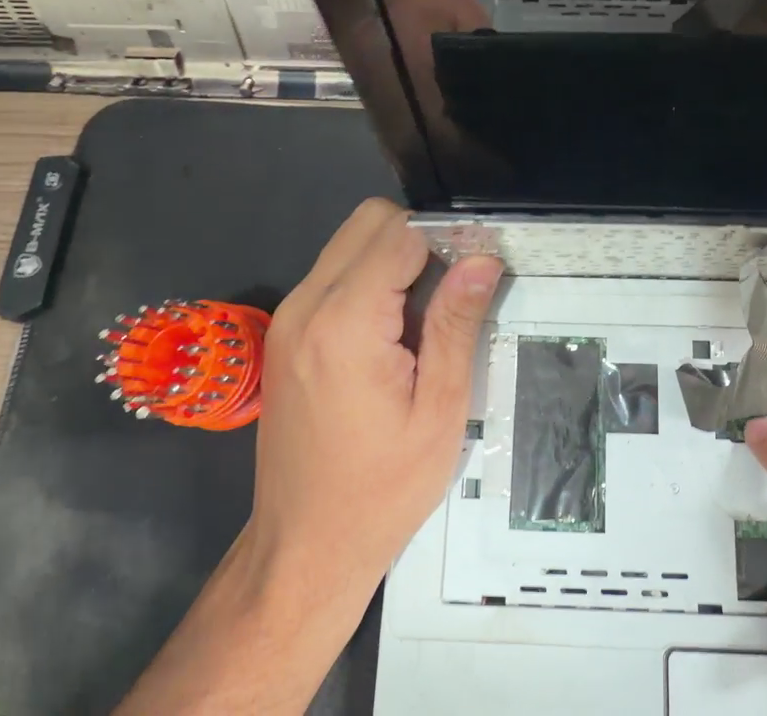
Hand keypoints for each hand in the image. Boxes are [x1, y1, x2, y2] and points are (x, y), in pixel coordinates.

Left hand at [249, 198, 503, 593]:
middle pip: (367, 222)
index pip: (398, 233)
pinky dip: (368, 283)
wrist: (306, 546)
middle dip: (417, 240)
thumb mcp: (439, 411)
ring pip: (348, 245)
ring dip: (392, 261)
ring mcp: (287, 319)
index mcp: (344, 323)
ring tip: (424, 321)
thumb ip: (455, 324)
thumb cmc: (382, 489)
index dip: (446, 241)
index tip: (477, 273)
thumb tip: (482, 258)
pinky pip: (332, 277)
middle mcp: (305, 306)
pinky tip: (392, 337)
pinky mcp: (284, 335)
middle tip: (451, 295)